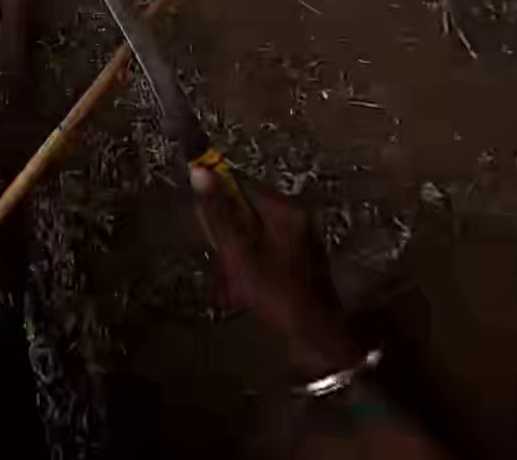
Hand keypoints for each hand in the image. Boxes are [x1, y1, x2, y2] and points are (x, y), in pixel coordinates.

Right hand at [191, 167, 358, 375]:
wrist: (318, 345)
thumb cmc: (278, 296)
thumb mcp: (239, 253)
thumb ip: (217, 212)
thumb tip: (199, 172)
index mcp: (285, 210)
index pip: (240, 186)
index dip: (218, 203)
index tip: (207, 225)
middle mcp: (296, 220)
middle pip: (245, 213)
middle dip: (227, 238)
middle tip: (221, 264)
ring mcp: (300, 243)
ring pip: (252, 237)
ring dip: (235, 258)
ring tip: (230, 287)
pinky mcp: (299, 264)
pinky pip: (264, 254)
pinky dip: (249, 269)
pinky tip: (241, 294)